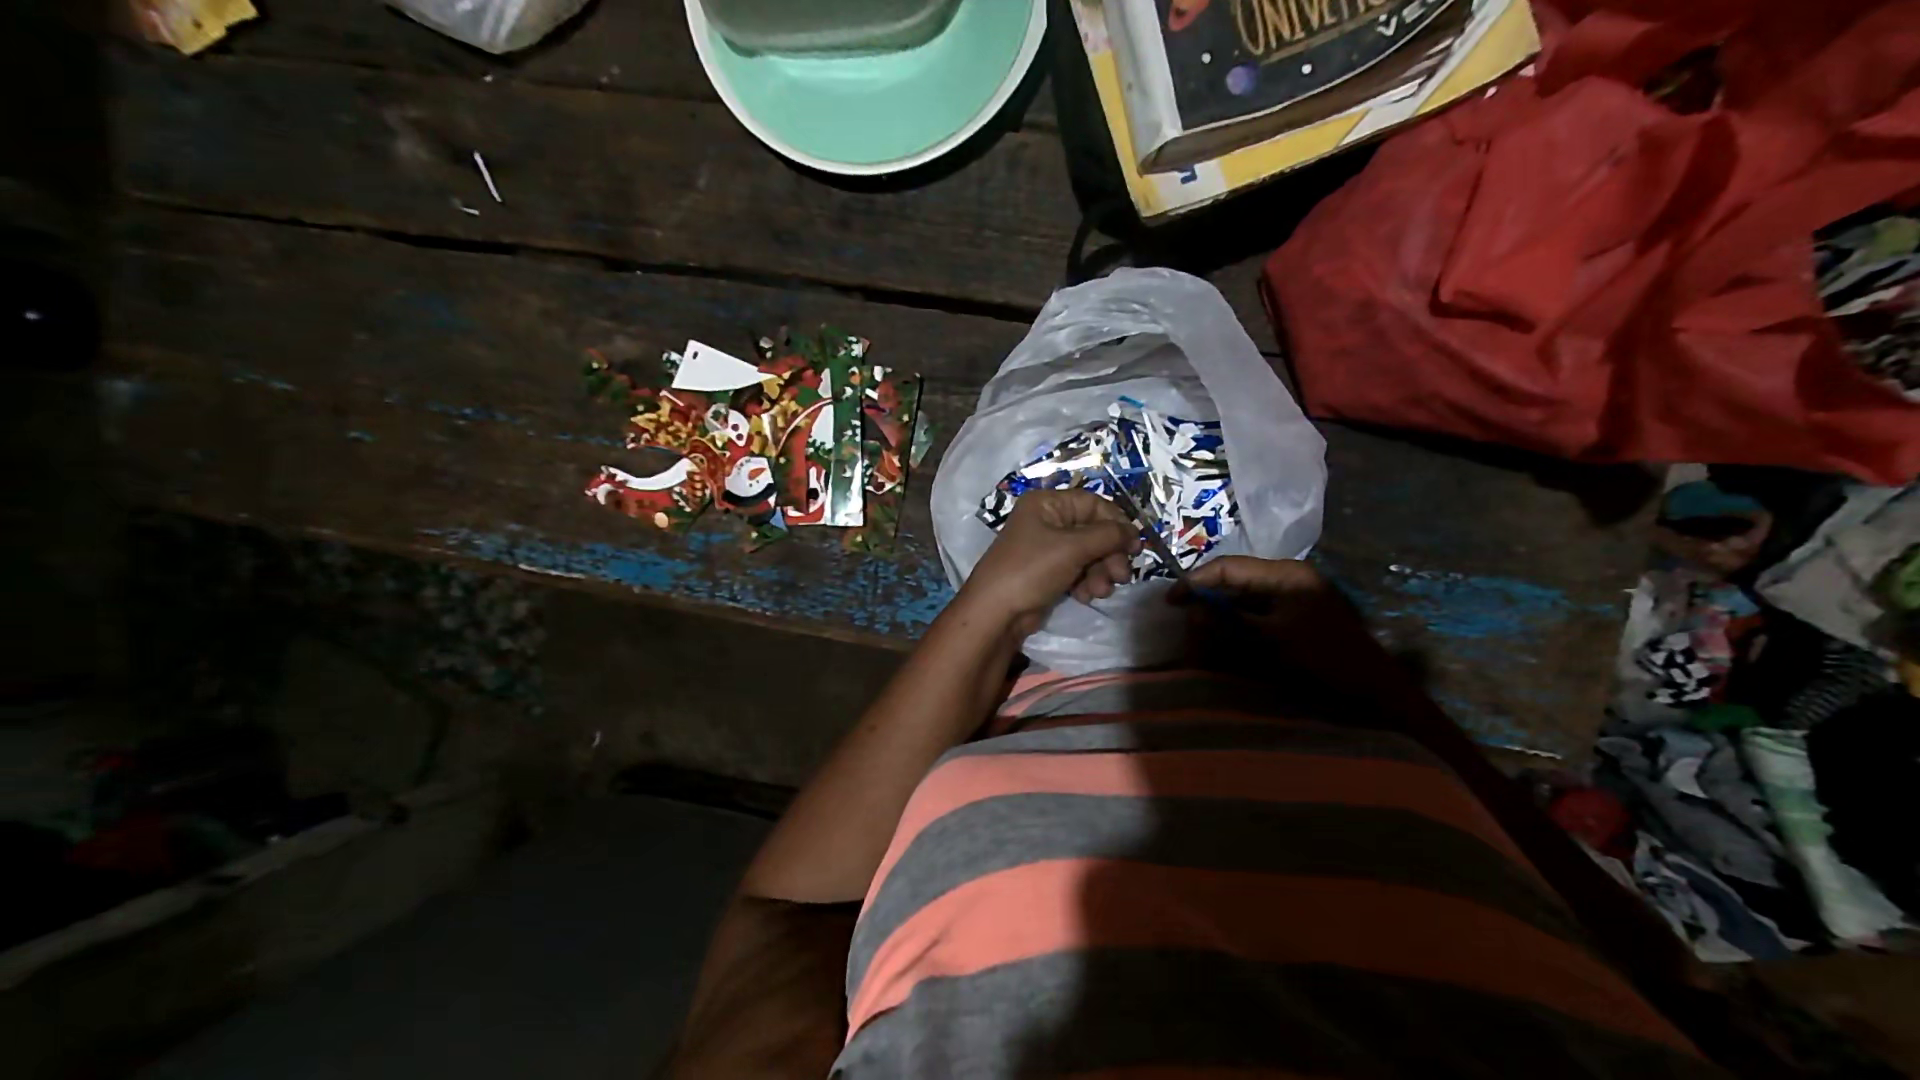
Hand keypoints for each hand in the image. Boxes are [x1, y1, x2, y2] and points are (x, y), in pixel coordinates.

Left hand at [959, 490, 1141, 636]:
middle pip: (1094, 531)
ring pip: (1089, 554)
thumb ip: (1108, 535)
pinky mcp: (1048, 572)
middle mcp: (1047, 521)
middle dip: (1110, 554)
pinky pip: (1078, 571)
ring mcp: (1047, 548)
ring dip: (1101, 572)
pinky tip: (1085, 597)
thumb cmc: (1032, 569)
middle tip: (1121, 576)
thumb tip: (1134, 532)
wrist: (997, 612)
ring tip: (1100, 591)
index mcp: (1047, 504)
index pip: (1093, 504)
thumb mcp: (1073, 547)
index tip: (1135, 546)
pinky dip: (1086, 583)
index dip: (1116, 523)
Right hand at [1170, 556, 1380, 677]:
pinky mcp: (1294, 616)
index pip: (1229, 567)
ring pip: (1242, 596)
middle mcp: (1288, 578)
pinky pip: (1255, 612)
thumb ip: (1229, 624)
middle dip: (1206, 596)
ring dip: (1219, 612)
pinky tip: (1222, 638)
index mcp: (1286, 574)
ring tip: (1196, 630)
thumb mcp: (1272, 640)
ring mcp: (1293, 597)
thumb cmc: (1325, 659)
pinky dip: (1236, 623)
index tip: (1171, 601)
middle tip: (1180, 616)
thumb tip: (1190, 613)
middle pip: (1235, 579)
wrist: (1376, 690)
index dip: (1196, 581)